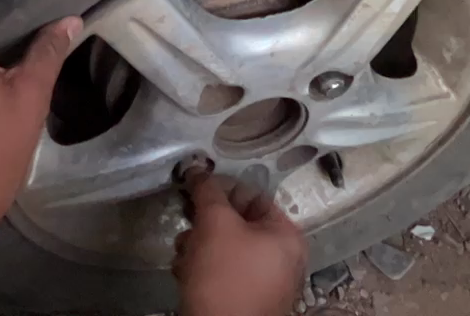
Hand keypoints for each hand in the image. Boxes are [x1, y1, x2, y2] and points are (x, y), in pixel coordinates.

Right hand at [173, 169, 308, 315]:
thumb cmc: (225, 275)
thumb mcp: (215, 223)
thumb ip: (207, 190)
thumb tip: (197, 167)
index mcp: (286, 236)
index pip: (251, 194)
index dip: (221, 190)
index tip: (194, 193)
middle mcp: (281, 259)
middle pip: (236, 221)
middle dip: (205, 223)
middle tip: (187, 225)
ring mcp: (264, 283)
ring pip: (225, 246)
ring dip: (198, 245)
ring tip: (184, 254)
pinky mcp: (245, 301)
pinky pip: (223, 271)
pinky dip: (202, 268)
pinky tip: (185, 273)